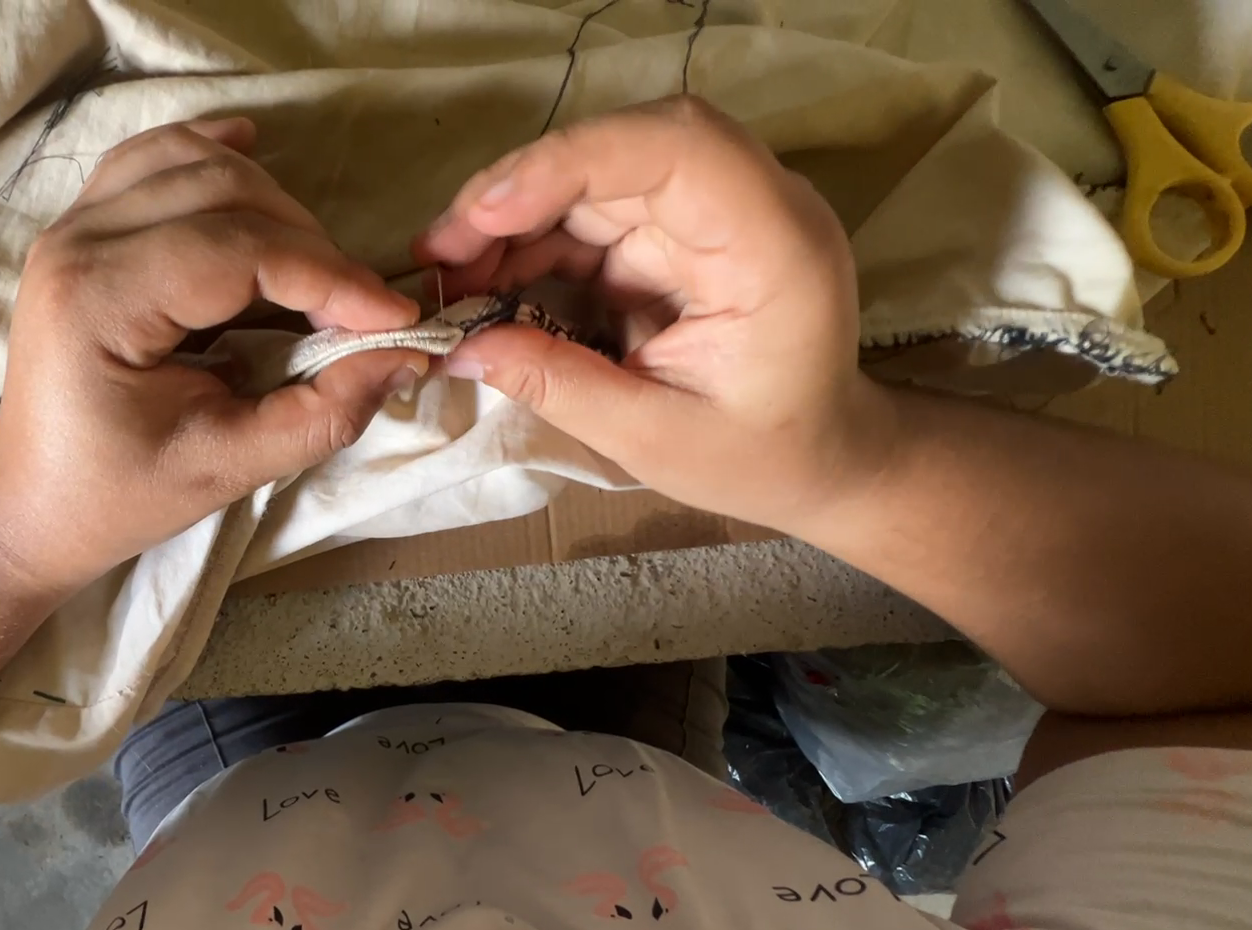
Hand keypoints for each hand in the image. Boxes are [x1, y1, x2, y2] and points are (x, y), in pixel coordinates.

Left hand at [0, 118, 423, 588]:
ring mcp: (73, 226)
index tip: (396, 319)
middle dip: (312, 246)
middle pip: (225, 192)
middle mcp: (78, 242)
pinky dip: (214, 154)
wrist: (34, 504)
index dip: (331, 277)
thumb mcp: (226, 469)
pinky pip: (156, 159)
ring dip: (276, 204)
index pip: (239, 251)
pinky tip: (254, 149)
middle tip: (359, 311)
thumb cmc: (121, 496)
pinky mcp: (81, 229)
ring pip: (196, 161)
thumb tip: (404, 356)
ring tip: (318, 270)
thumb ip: (321, 414)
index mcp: (101, 302)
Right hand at [416, 96, 895, 531]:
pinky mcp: (667, 239)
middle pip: (616, 153)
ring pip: (589, 182)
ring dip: (508, 222)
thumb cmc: (754, 456)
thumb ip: (557, 386)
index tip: (481, 218)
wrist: (815, 454)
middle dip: (515, 193)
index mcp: (767, 248)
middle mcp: (739, 209)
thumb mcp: (649, 437)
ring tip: (445, 274)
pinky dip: (525, 248)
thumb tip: (460, 348)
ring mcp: (701, 219)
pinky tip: (482, 283)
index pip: (673, 150)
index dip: (569, 164)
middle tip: (436, 252)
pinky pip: (583, 222)